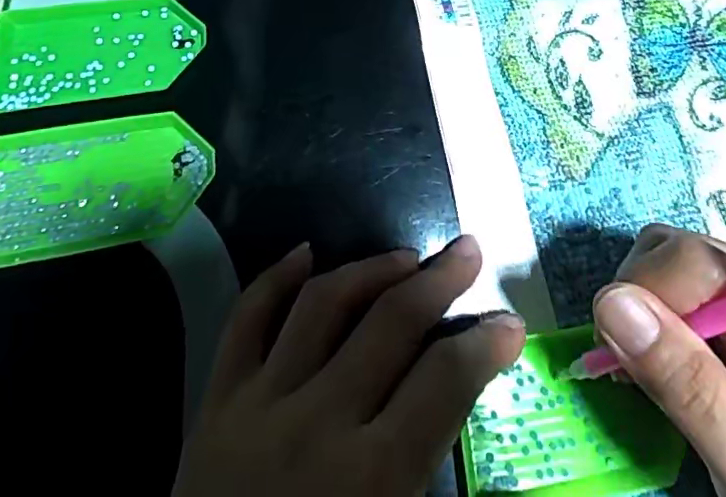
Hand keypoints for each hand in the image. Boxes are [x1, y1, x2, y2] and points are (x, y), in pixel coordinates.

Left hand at [173, 235, 524, 496]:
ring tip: (405, 258)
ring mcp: (261, 405)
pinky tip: (305, 253)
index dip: (486, 344)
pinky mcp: (216, 403)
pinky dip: (274, 279)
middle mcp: (319, 423)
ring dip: (372, 269)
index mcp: (373, 475)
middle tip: (468, 250)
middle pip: (392, 322)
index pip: (445, 380)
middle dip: (440, 279)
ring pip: (324, 304)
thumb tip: (465, 401)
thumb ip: (431, 466)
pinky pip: (245, 320)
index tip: (509, 325)